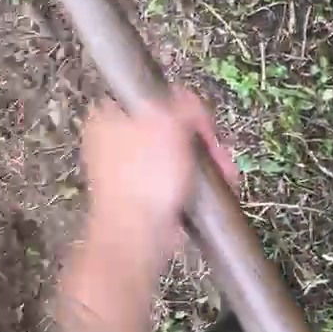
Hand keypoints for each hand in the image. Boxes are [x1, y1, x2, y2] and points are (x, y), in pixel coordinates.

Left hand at [79, 87, 235, 267]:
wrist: (137, 234)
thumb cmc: (145, 176)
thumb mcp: (168, 124)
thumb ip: (181, 105)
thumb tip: (188, 99)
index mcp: (108, 117)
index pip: (150, 98)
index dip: (181, 105)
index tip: (200, 120)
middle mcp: (114, 144)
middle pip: (168, 130)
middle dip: (201, 140)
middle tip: (216, 149)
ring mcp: (129, 174)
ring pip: (176, 158)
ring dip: (204, 164)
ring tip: (224, 173)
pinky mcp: (145, 199)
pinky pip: (176, 184)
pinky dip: (196, 185)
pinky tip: (215, 188)